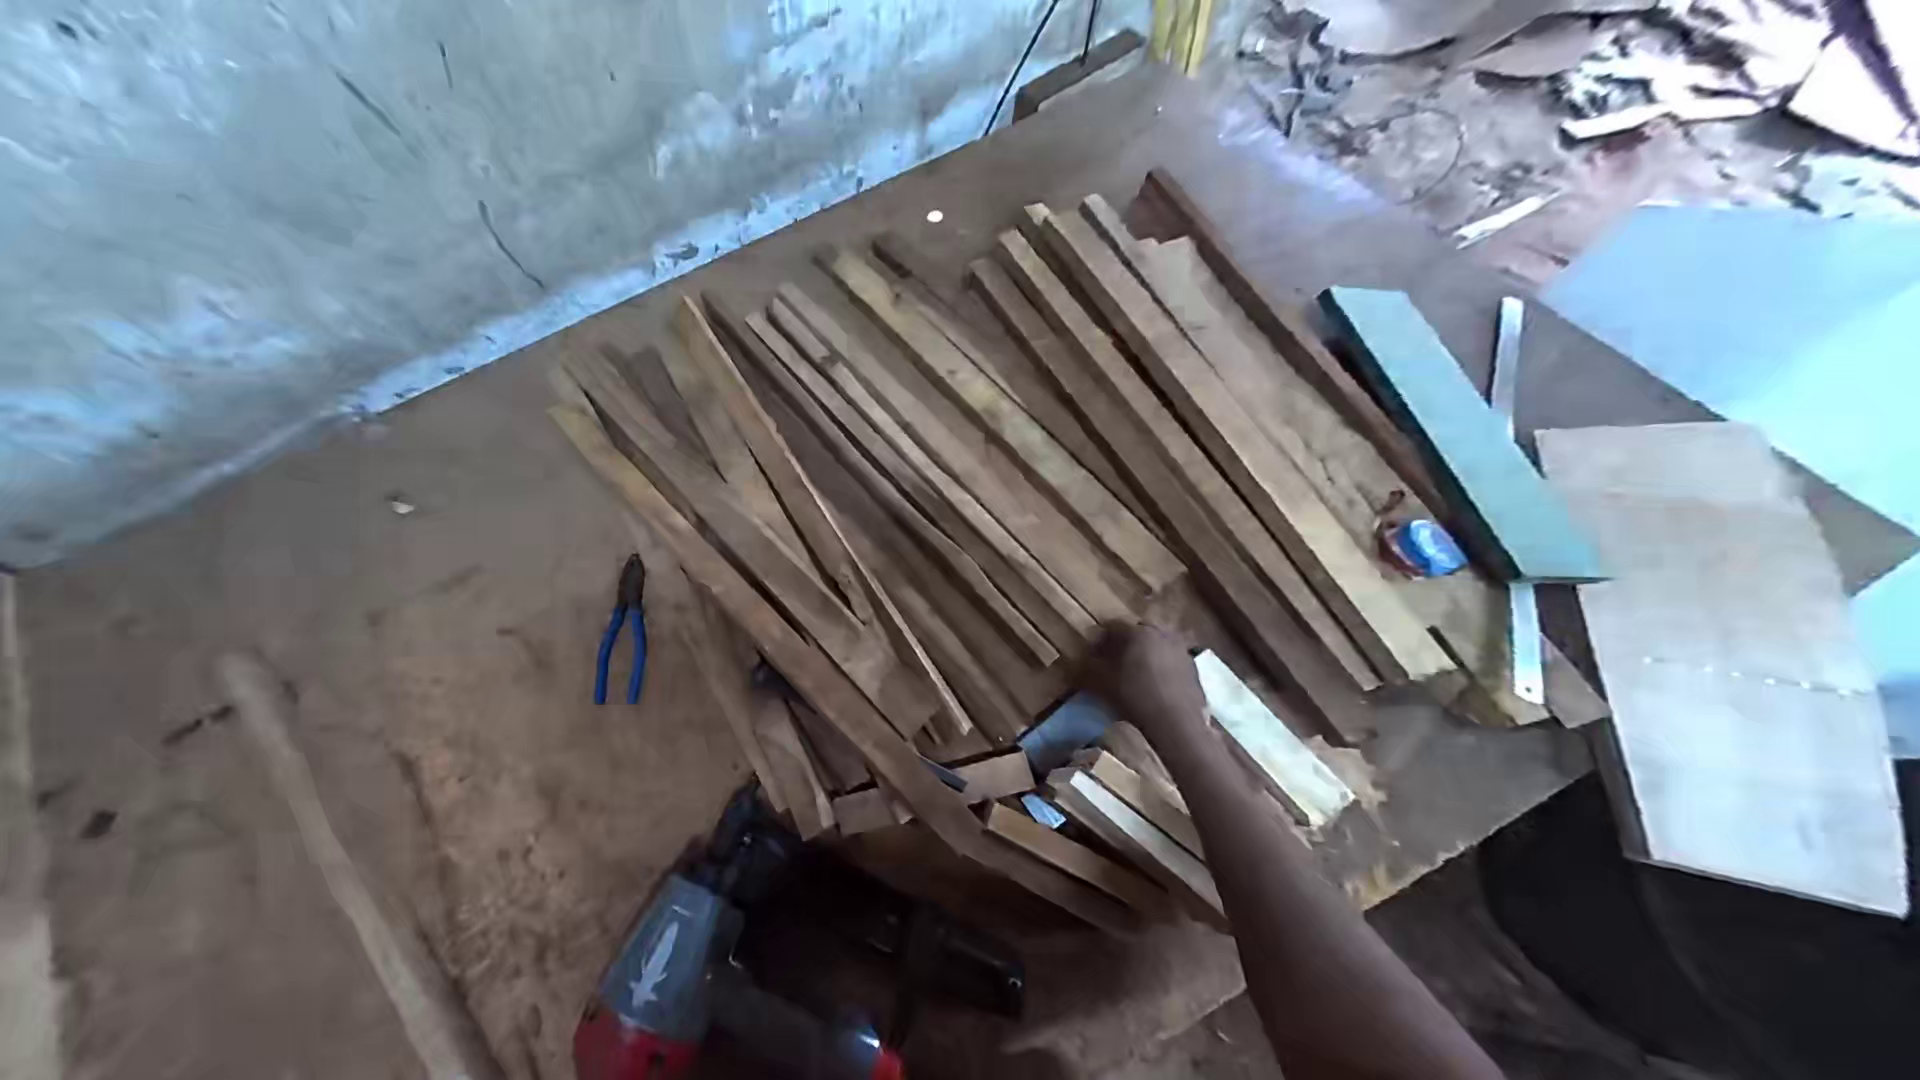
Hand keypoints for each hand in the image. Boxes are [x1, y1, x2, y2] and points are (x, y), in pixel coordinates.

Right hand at [1085, 622, 1206, 745]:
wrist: (1178, 723)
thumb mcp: (1105, 683)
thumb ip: (1090, 666)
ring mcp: (1181, 648)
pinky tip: (1156, 682)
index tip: (1093, 651)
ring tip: (1136, 671)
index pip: (1113, 625)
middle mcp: (1162, 633)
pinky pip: (1171, 657)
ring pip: (1157, 643)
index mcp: (1139, 631)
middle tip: (1115, 659)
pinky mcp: (1193, 666)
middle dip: (1125, 641)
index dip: (1100, 637)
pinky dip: (1162, 663)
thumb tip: (1081, 658)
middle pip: (1138, 630)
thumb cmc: (1137, 697)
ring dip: (1145, 651)